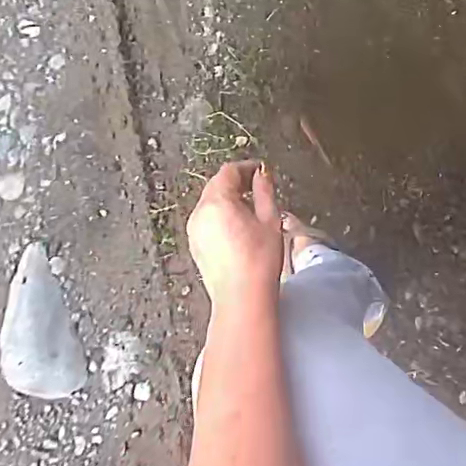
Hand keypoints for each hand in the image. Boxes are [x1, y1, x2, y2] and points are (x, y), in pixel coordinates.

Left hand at [187, 161, 284, 305]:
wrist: (242, 298)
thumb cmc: (259, 261)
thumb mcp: (270, 220)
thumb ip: (264, 190)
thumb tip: (262, 173)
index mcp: (218, 202)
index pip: (229, 172)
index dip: (247, 167)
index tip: (261, 171)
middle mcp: (200, 213)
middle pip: (216, 185)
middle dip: (237, 182)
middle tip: (258, 185)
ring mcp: (195, 230)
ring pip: (210, 202)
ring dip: (229, 198)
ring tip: (252, 206)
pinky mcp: (196, 245)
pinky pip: (207, 219)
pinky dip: (221, 214)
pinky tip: (239, 225)